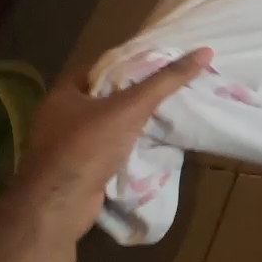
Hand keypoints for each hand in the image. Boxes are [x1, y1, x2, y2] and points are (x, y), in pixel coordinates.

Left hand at [10, 48, 213, 239]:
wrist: (56, 209)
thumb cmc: (86, 148)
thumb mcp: (132, 107)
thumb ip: (167, 79)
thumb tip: (205, 51)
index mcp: (63, 96)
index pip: (101, 66)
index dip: (131, 59)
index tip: (161, 57)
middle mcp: (61, 117)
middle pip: (108, 92)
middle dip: (139, 88)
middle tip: (172, 79)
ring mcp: (67, 144)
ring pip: (111, 119)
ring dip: (137, 115)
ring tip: (171, 104)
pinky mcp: (79, 166)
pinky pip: (110, 142)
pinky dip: (131, 138)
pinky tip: (155, 134)